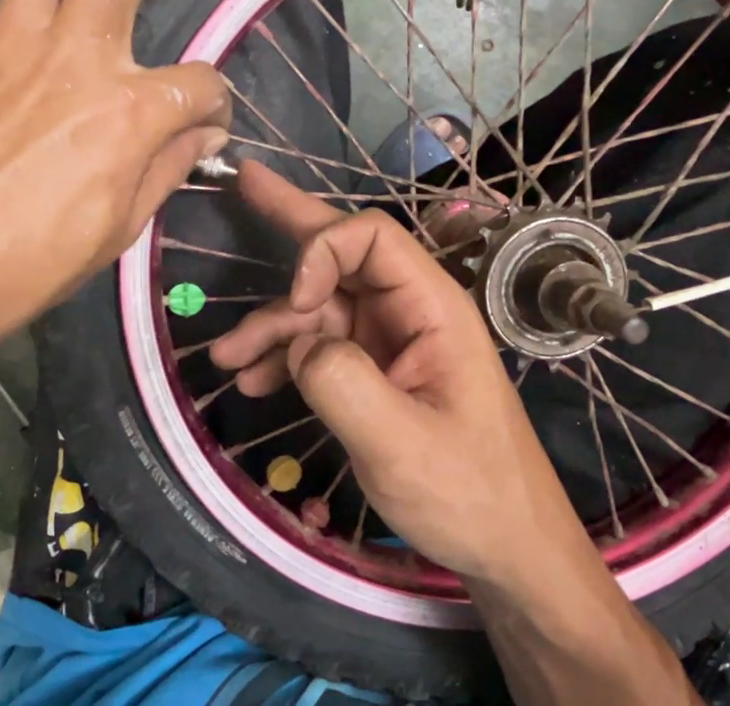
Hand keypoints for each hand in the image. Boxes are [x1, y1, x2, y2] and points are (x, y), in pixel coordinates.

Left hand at [0, 0, 229, 357]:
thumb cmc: (30, 266)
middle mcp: (73, 55)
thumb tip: (202, 133)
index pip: (199, 80)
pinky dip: (34, 11)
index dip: (215, 101)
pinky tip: (38, 52)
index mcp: (126, 110)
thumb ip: (168, 166)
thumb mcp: (120, 229)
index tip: (207, 117)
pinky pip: (6, 4)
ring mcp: (11, 45)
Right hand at [209, 162, 589, 586]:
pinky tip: (252, 382)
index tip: (296, 305)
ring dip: (270, 327)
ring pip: (319, 310)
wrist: (505, 548)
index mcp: (431, 308)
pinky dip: (283, 360)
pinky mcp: (374, 374)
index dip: (321, 252)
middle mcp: (408, 312)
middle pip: (342, 253)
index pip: (370, 238)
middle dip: (290, 223)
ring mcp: (389, 343)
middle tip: (243, 182)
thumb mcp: (402, 444)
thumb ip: (343, 383)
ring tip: (224, 359)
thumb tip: (299, 344)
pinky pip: (319, 349)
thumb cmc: (469, 492)